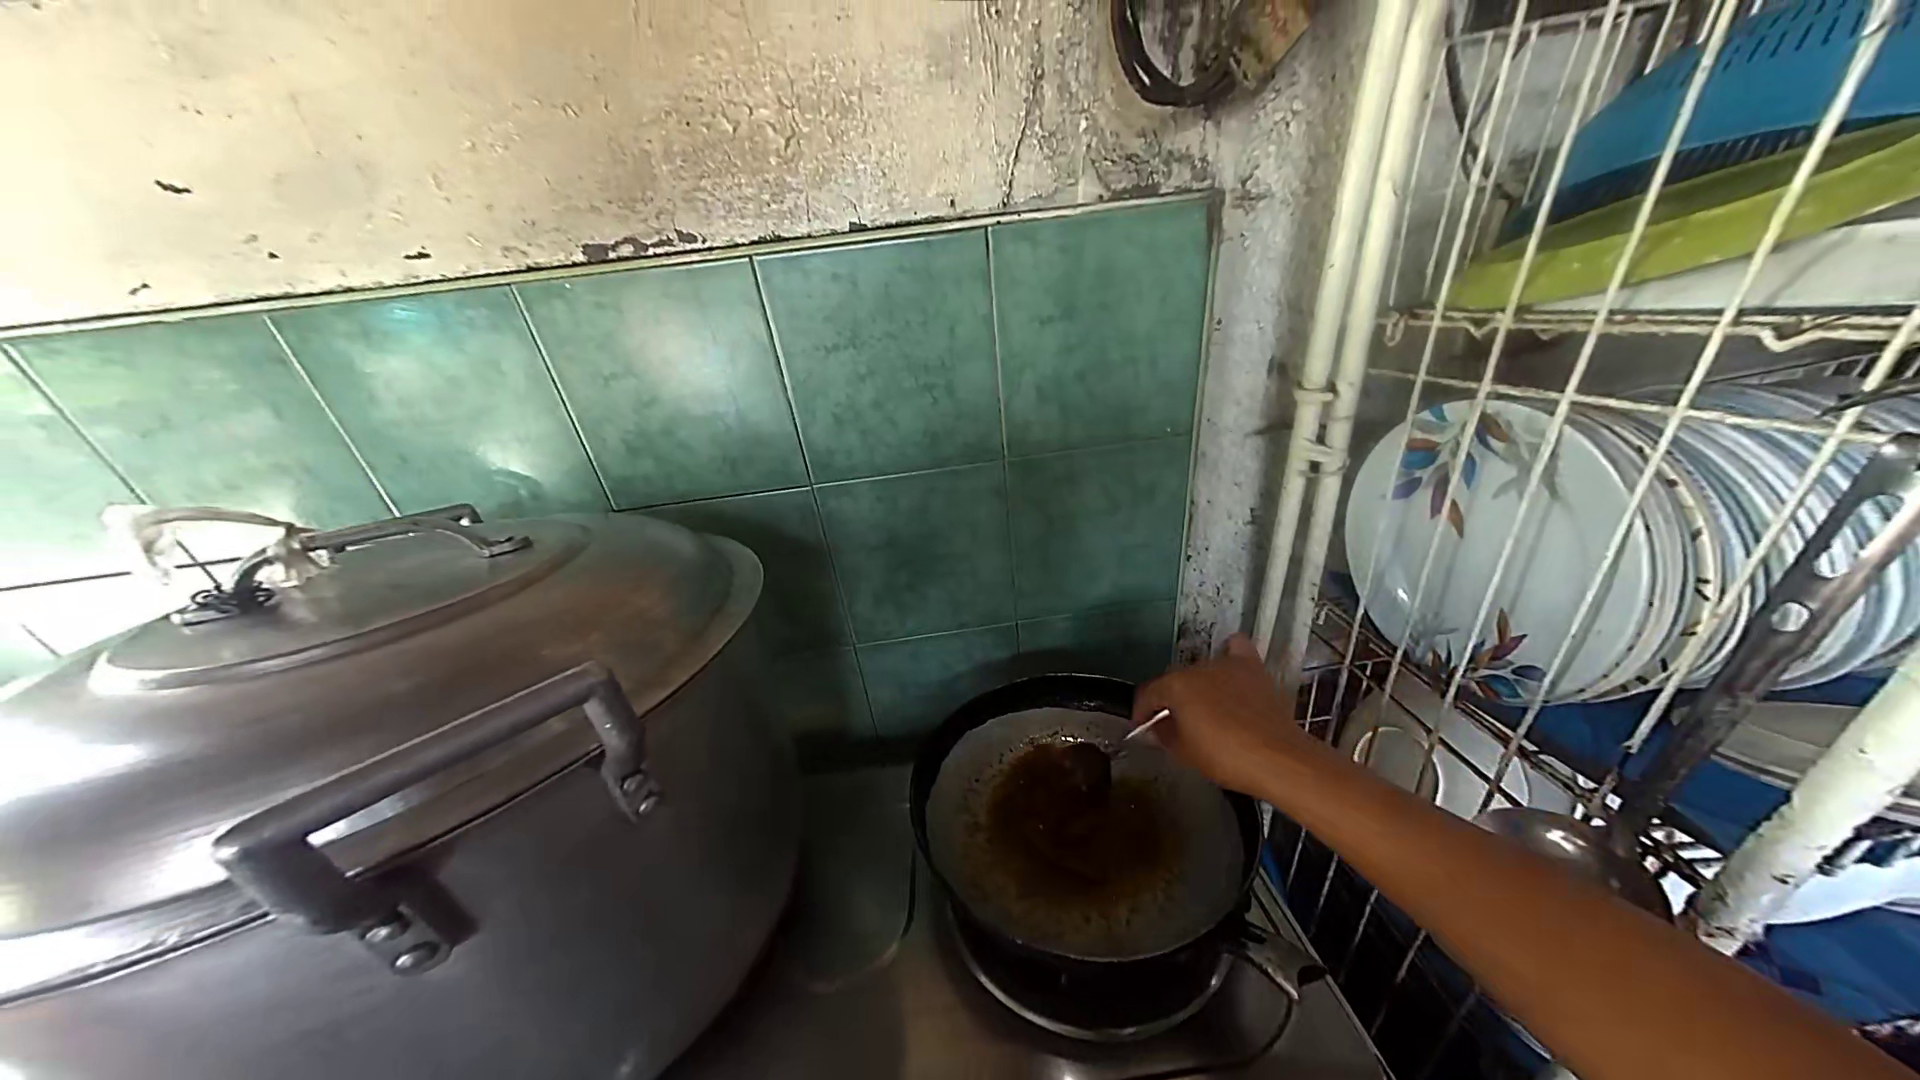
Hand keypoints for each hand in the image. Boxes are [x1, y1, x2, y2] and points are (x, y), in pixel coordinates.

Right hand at [1132, 634, 1315, 796]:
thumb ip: (1162, 735)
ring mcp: (1226, 665)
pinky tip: (1228, 664)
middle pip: (1173, 680)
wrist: (1278, 759)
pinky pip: (1236, 650)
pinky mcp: (1252, 669)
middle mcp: (1196, 668)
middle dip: (1168, 700)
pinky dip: (1229, 654)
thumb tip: (1153, 729)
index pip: (1147, 694)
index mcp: (1174, 685)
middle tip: (1172, 724)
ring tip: (1202, 708)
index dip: (1141, 712)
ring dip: (1196, 686)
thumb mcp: (1183, 753)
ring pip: (1201, 669)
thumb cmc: (1225, 757)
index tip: (1142, 728)